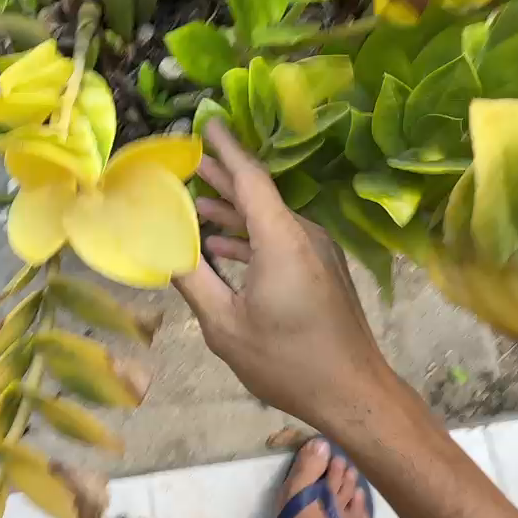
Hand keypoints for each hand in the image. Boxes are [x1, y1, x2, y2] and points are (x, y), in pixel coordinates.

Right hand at [174, 120, 399, 432]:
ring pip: (268, 217)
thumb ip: (192, 280)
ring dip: (234, 210)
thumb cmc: (288, 361)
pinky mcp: (323, 269)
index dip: (225, 148)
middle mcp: (303, 234)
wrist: (356, 396)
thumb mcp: (225, 325)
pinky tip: (224, 246)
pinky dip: (251, 236)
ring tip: (197, 203)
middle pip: (258, 194)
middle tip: (188, 162)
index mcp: (281, 239)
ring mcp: (318, 251)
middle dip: (222, 176)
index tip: (206, 122)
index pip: (250, 178)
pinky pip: (281, 238)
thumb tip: (162, 248)